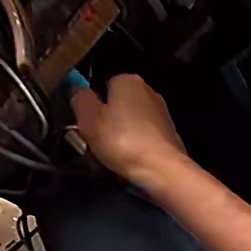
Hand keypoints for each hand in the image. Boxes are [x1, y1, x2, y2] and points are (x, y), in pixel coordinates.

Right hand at [68, 74, 190, 184]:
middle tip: (97, 141)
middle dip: (107, 122)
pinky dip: (137, 148)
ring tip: (113, 155)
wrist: (163, 169)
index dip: (92, 104)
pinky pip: (144, 140)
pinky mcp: (171, 136)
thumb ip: (80, 98)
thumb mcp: (88, 117)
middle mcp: (150, 93)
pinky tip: (131, 161)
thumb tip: (79, 90)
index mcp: (129, 81)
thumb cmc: (122, 140)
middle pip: (118, 106)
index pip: (102, 84)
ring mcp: (163, 115)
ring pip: (131, 125)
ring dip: (121, 138)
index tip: (87, 122)